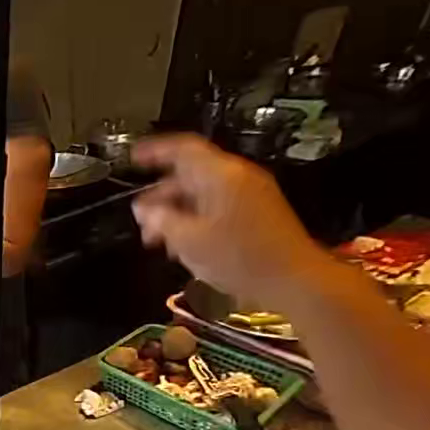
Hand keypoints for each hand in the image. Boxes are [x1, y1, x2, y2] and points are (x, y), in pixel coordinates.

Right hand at [130, 135, 331, 303]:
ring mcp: (252, 195)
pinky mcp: (259, 214)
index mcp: (221, 175)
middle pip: (192, 175)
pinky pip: (220, 208)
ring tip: (163, 239)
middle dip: (163, 196)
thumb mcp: (191, 242)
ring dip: (180, 212)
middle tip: (144, 219)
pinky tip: (189, 244)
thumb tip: (143, 210)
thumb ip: (162, 221)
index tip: (135, 157)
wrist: (294, 279)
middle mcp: (238, 177)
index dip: (154, 152)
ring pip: (205, 195)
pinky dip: (199, 220)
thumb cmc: (243, 260)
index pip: (182, 149)